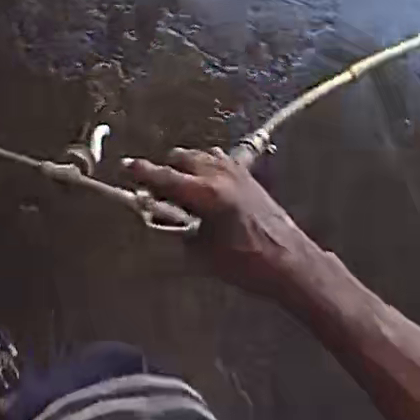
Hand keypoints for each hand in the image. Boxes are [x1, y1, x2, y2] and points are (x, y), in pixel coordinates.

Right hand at [123, 147, 318, 298]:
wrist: (292, 263)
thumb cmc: (248, 264)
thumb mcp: (204, 253)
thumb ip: (177, 229)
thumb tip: (159, 218)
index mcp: (206, 193)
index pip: (165, 177)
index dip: (142, 172)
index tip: (126, 166)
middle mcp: (218, 174)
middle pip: (179, 158)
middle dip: (165, 171)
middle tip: (158, 190)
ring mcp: (234, 170)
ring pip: (198, 155)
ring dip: (185, 166)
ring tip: (182, 187)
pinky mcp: (246, 174)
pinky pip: (217, 158)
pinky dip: (205, 165)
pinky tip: (206, 183)